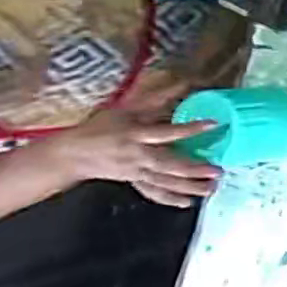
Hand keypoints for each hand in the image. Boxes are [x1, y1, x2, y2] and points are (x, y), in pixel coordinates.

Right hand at [40, 107, 223, 207]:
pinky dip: (170, 198)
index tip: (214, 123)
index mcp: (136, 135)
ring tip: (212, 189)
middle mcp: (138, 155)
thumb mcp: (124, 111)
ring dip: (189, 187)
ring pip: (165, 181)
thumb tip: (183, 83)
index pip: (167, 132)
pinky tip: (189, 203)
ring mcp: (136, 171)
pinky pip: (153, 192)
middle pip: (168, 164)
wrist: (68, 155)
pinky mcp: (134, 181)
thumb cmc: (100, 129)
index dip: (190, 128)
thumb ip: (154, 100)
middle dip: (193, 169)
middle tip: (218, 171)